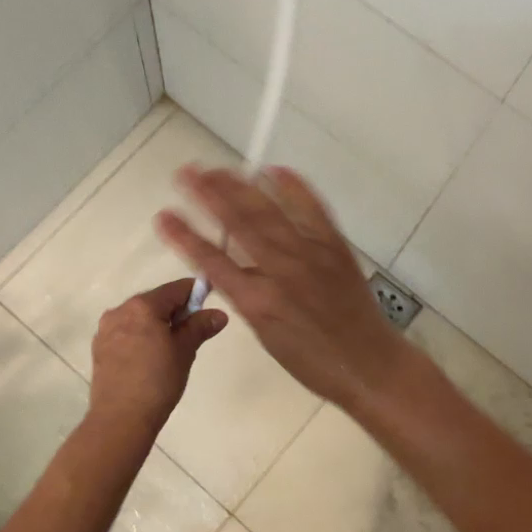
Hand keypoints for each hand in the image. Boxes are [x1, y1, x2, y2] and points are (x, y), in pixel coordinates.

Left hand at [88, 278, 228, 428]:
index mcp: (142, 306)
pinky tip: (150, 359)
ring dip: (156, 325)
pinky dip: (141, 338)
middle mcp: (119, 311)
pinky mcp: (100, 349)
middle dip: (175, 312)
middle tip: (193, 331)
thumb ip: (199, 327)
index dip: (195, 293)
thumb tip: (218, 314)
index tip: (210, 301)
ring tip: (172, 349)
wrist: (120, 418)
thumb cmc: (157, 381)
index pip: (175, 289)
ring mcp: (106, 330)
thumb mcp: (184, 352)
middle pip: (154, 302)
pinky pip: (126, 334)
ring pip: (138, 319)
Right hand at [156, 165, 415, 409]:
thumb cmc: (312, 361)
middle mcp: (280, 271)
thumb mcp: (266, 335)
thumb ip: (246, 297)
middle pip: (237, 224)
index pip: (211, 260)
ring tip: (217, 168)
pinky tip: (274, 169)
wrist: (367, 363)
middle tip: (186, 173)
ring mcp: (310, 253)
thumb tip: (229, 268)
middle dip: (208, 195)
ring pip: (268, 210)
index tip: (164, 215)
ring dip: (240, 185)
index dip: (184, 235)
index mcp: (257, 300)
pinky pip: (311, 209)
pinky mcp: (334, 245)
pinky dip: (293, 187)